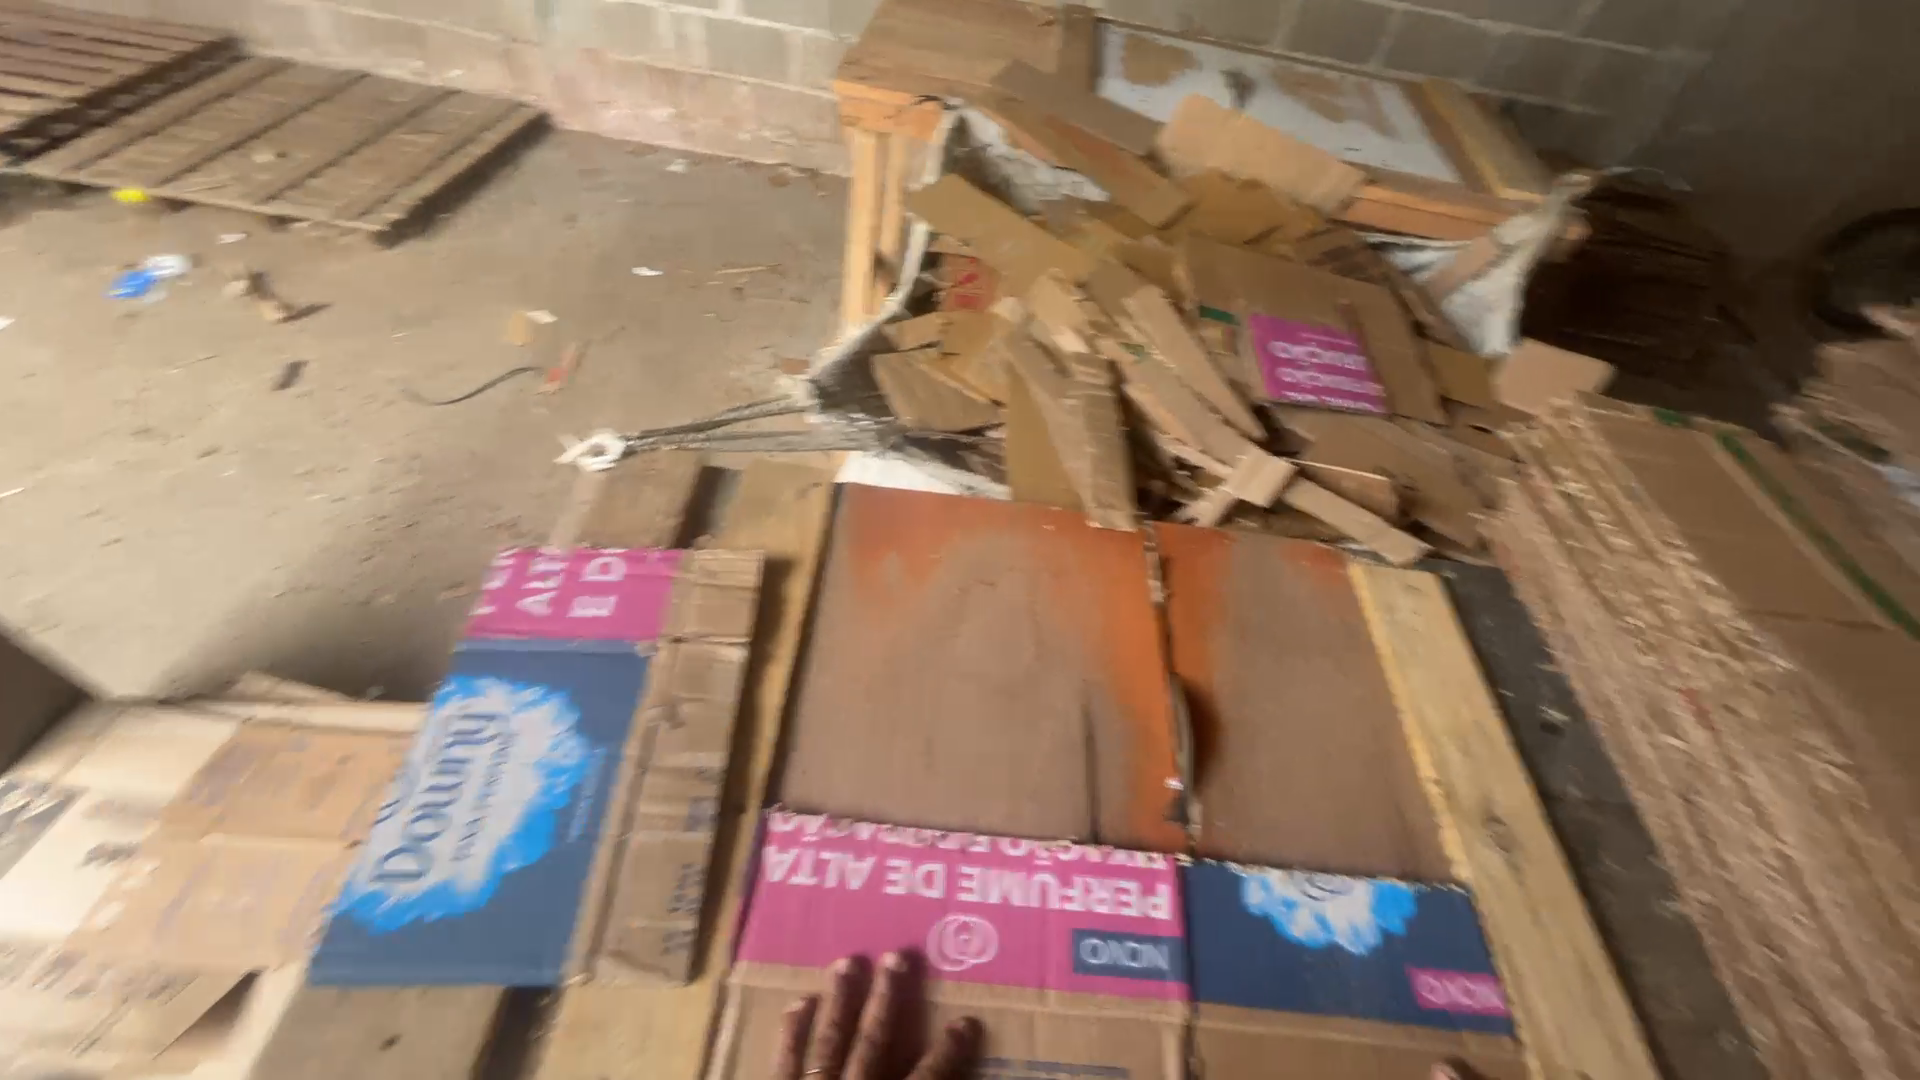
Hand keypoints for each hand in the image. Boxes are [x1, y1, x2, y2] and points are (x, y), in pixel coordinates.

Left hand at [773, 952, 979, 1079]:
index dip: (949, 1052)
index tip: (968, 1021)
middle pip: (874, 1043)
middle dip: (887, 998)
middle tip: (898, 954)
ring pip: (829, 1042)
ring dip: (841, 1000)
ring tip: (848, 961)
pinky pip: (783, 1064)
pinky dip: (792, 1033)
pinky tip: (799, 1003)